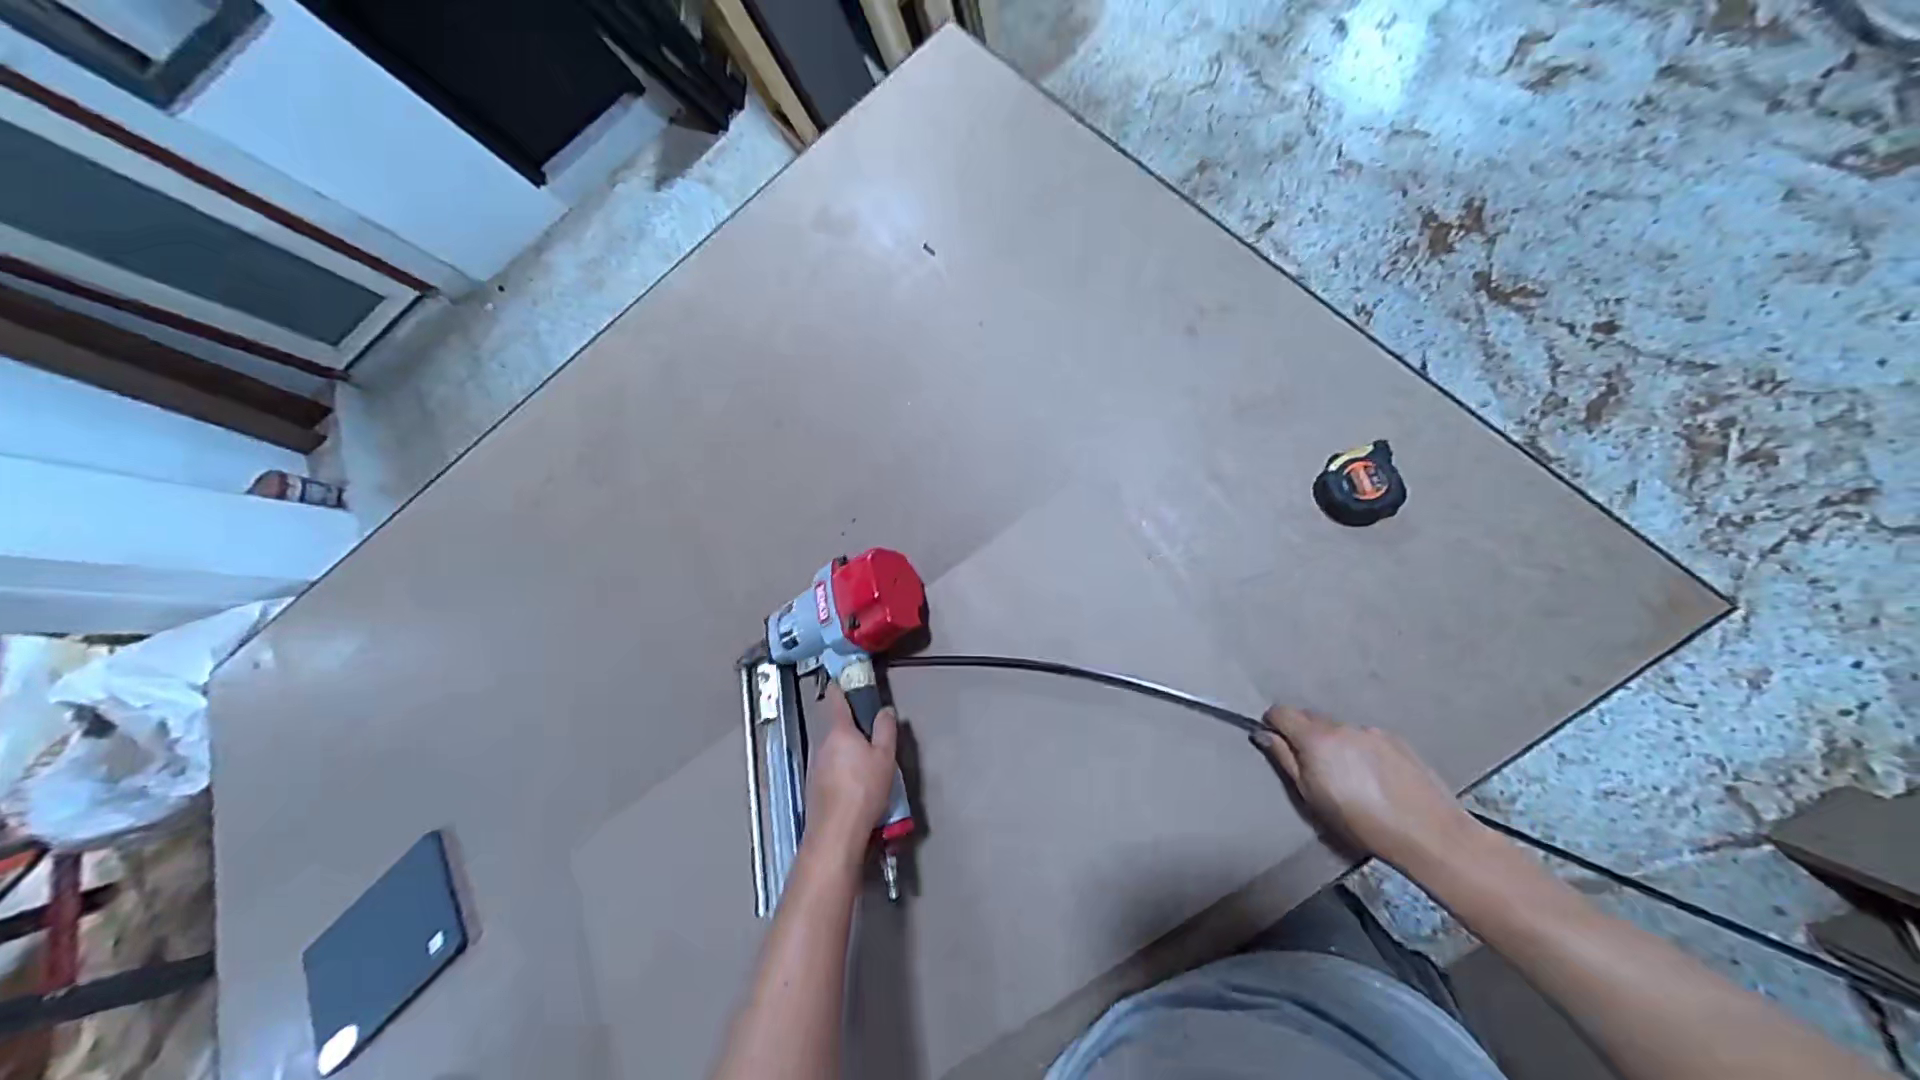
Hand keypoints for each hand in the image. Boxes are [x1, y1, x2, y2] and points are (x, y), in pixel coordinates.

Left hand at [802, 683, 899, 859]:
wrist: (836, 832)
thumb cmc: (863, 789)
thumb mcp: (885, 757)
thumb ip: (885, 730)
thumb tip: (884, 710)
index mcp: (838, 730)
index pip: (834, 698)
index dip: (841, 686)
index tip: (849, 682)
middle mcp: (820, 743)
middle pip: (832, 723)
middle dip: (848, 722)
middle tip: (869, 728)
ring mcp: (813, 765)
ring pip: (829, 746)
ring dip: (844, 746)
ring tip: (865, 758)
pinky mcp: (812, 785)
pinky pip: (827, 765)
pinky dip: (839, 766)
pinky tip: (854, 781)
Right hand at [1252, 706, 1479, 873]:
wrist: (1429, 834)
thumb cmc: (1360, 822)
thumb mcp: (1310, 797)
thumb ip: (1284, 760)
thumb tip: (1263, 734)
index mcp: (1316, 738)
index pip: (1281, 711)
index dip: (1272, 723)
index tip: (1274, 741)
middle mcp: (1343, 726)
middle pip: (1310, 717)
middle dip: (1302, 733)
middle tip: (1310, 765)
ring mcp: (1372, 731)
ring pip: (1339, 728)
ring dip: (1333, 742)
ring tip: (1347, 775)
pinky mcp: (1397, 740)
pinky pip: (1364, 737)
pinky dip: (1359, 749)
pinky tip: (1373, 776)